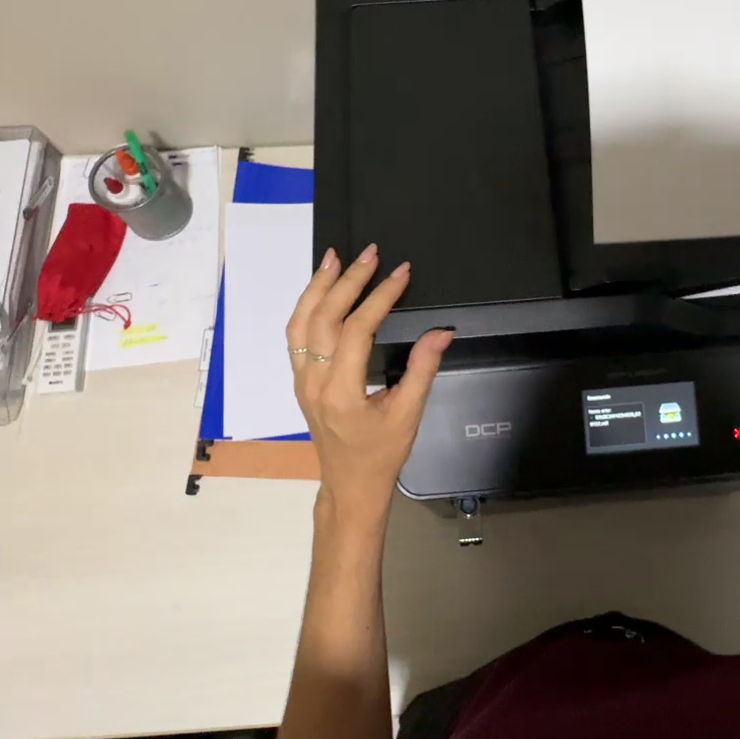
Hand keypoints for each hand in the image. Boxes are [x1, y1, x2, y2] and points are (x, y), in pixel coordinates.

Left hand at [284, 244, 454, 525]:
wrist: (350, 484)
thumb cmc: (382, 454)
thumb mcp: (409, 414)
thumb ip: (423, 369)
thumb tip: (442, 331)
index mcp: (342, 392)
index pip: (357, 330)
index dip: (379, 297)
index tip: (400, 273)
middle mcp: (314, 382)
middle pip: (323, 318)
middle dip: (347, 280)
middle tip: (371, 254)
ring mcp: (301, 380)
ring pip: (300, 323)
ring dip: (317, 286)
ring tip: (334, 257)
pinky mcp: (299, 379)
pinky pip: (296, 335)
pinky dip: (306, 305)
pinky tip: (320, 288)